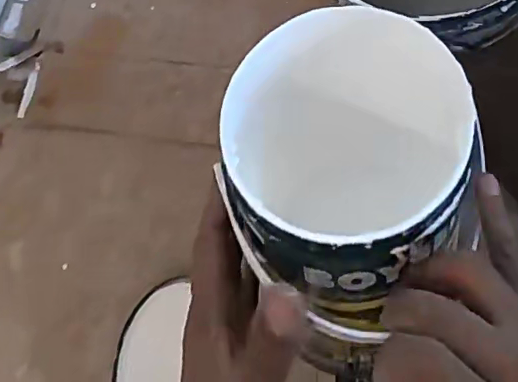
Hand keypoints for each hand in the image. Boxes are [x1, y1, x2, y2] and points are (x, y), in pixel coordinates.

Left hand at [185, 181, 310, 381]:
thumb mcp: (250, 380)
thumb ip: (269, 341)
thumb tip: (291, 291)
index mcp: (208, 305)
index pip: (209, 238)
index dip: (220, 198)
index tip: (241, 159)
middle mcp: (218, 307)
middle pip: (228, 246)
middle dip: (249, 207)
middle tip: (284, 170)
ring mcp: (233, 325)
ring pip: (247, 267)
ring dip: (266, 236)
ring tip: (300, 201)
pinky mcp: (250, 340)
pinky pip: (264, 291)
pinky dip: (281, 269)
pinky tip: (309, 263)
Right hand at [375, 175, 517, 381]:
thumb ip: (446, 378)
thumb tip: (396, 364)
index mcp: (500, 380)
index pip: (428, 359)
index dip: (393, 357)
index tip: (376, 360)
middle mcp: (515, 347)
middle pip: (444, 309)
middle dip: (407, 306)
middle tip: (383, 313)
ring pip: (475, 272)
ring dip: (435, 266)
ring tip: (404, 264)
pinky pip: (515, 256)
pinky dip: (497, 218)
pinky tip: (485, 179)